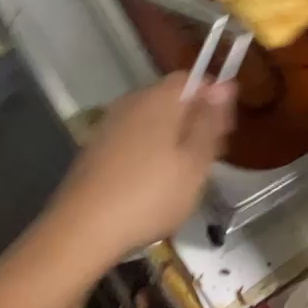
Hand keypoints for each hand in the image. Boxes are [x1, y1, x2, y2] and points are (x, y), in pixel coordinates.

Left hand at [42, 73, 235, 264]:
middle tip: (204, 161)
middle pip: (170, 99)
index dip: (212, 99)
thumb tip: (224, 85)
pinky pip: (130, 139)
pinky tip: (148, 186)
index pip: (192, 78)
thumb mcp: (195, 162)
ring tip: (178, 178)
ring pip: (150, 121)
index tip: (222, 132)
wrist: (83, 229)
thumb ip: (210, 121)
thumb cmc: (150, 195)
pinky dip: (145, 154)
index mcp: (159, 98)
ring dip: (169, 140)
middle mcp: (131, 102)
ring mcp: (109, 124)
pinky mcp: (95, 148)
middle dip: (191, 122)